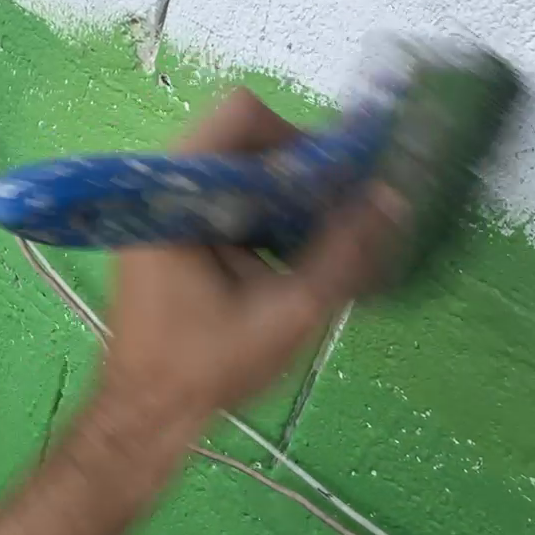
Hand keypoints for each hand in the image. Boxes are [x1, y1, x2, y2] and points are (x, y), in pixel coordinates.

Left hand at [98, 88, 406, 435]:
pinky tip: (277, 256)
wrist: (143, 418)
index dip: (298, 139)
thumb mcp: (288, 313)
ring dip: (279, 194)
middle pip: (242, 137)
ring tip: (307, 242)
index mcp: (176, 191)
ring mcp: (158, 206)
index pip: (243, 115)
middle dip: (295, 172)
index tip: (331, 186)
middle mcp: (160, 185)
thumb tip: (391, 197)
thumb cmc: (207, 368)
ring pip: (234, 165)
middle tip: (329, 218)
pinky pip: (220, 194)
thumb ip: (343, 253)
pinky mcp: (165, 228)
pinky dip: (257, 211)